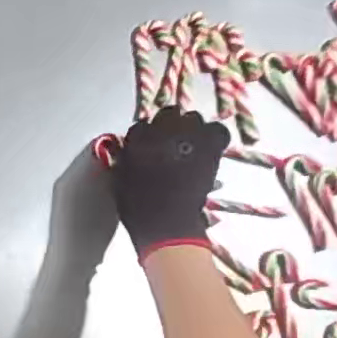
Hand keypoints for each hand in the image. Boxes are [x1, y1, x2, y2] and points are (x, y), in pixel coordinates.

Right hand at [101, 106, 229, 257]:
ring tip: (186, 147)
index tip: (144, 148)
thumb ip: (123, 161)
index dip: (143, 138)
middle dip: (167, 127)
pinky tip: (205, 147)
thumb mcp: (120, 182)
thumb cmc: (139, 207)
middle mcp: (165, 130)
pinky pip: (216, 130)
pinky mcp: (212, 145)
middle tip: (166, 144)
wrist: (168, 222)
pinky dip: (212, 136)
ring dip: (189, 130)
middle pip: (168, 115)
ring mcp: (191, 135)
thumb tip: (125, 150)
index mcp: (138, 139)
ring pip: (193, 119)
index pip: (140, 126)